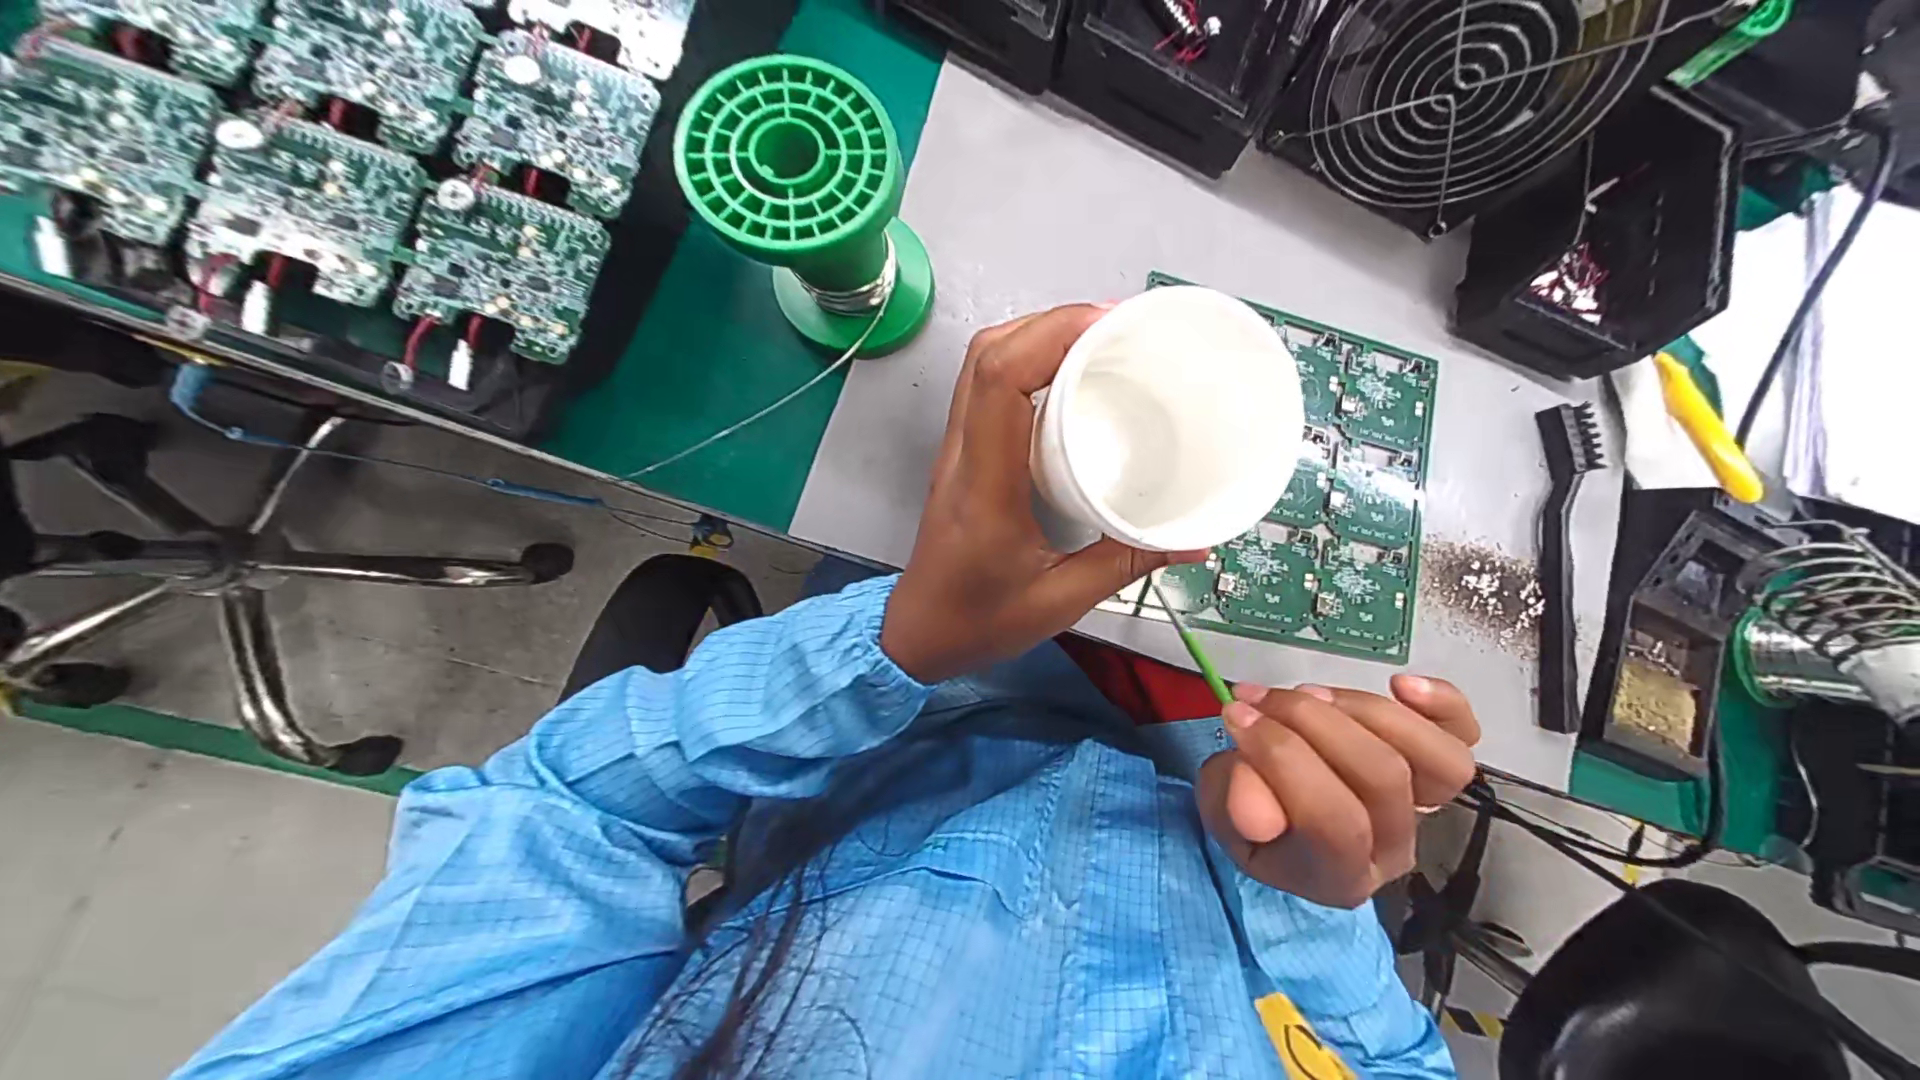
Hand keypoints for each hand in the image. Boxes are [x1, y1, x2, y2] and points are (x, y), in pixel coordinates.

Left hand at [881, 305, 1204, 683]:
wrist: (918, 634)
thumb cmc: (978, 622)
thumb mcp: (1059, 601)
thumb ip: (1126, 565)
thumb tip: (1193, 540)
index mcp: (985, 487)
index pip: (1001, 380)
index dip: (1053, 334)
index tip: (1112, 328)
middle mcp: (962, 455)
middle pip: (988, 355)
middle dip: (1052, 323)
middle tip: (1116, 330)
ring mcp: (955, 453)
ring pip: (981, 366)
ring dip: (1034, 338)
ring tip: (1095, 343)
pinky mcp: (961, 458)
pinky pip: (984, 390)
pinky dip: (1023, 366)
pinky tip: (1064, 381)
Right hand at [1196, 676, 1479, 907]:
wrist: (1277, 809)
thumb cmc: (1247, 811)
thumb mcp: (1220, 813)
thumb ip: (1233, 805)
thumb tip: (1251, 802)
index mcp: (1334, 874)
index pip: (1333, 820)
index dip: (1282, 758)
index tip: (1236, 716)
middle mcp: (1391, 848)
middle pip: (1381, 777)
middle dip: (1310, 720)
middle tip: (1259, 697)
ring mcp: (1422, 812)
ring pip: (1433, 758)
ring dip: (1361, 710)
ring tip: (1306, 692)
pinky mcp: (1437, 772)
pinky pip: (1463, 737)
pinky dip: (1443, 705)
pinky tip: (1401, 684)